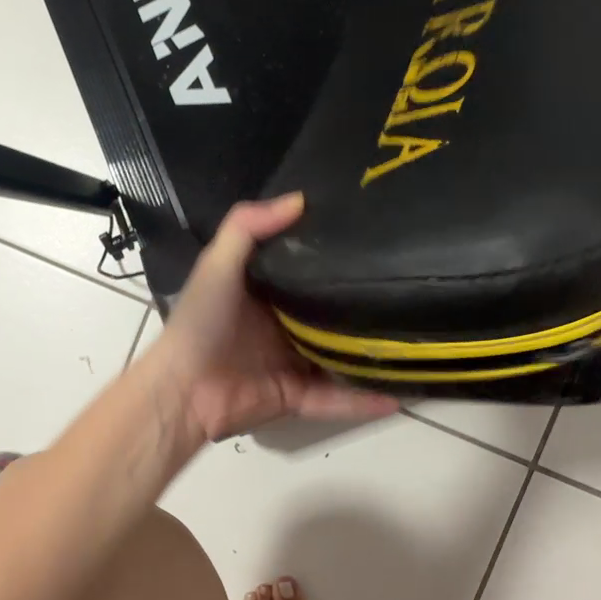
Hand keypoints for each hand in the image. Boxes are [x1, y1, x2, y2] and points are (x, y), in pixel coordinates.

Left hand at [143, 193, 398, 443]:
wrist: (181, 390)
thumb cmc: (199, 322)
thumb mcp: (218, 264)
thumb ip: (248, 227)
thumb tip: (301, 198)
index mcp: (263, 293)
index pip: (305, 269)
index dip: (333, 254)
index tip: (374, 235)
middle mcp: (280, 326)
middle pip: (330, 314)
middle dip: (363, 305)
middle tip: (410, 286)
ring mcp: (290, 363)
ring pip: (340, 358)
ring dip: (372, 355)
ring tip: (419, 341)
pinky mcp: (295, 397)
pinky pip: (335, 399)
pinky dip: (364, 401)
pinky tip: (400, 397)